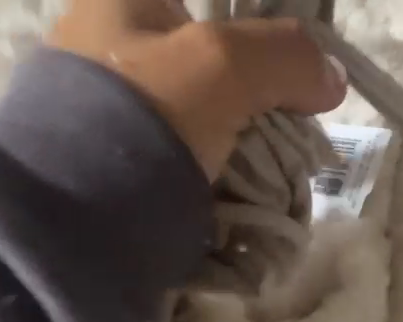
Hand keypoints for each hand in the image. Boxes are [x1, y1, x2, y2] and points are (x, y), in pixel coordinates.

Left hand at [48, 0, 346, 177]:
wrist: (70, 219)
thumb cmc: (140, 119)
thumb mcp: (220, 67)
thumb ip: (284, 57)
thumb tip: (331, 78)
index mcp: (122, 0)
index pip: (213, 11)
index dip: (260, 42)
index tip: (294, 85)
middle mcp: (107, 48)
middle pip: (207, 68)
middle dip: (252, 107)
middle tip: (282, 144)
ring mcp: (101, 114)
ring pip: (195, 122)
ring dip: (235, 154)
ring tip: (260, 187)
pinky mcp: (104, 170)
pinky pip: (173, 165)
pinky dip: (206, 184)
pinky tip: (227, 206)